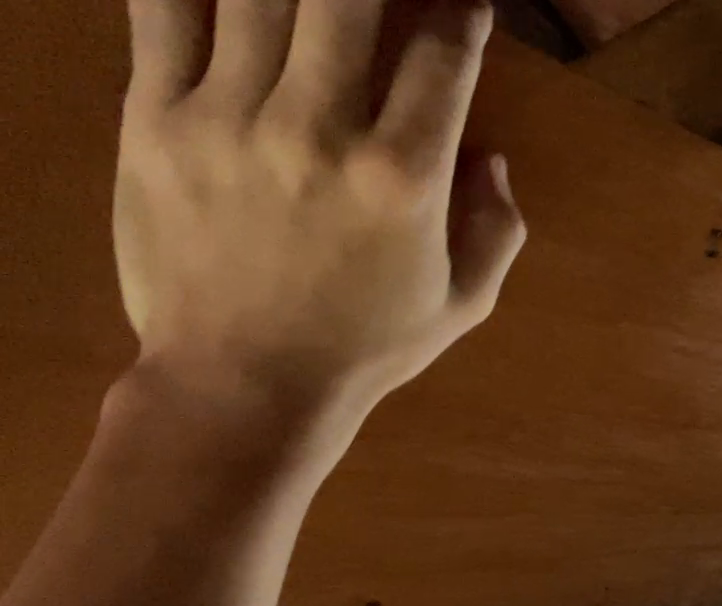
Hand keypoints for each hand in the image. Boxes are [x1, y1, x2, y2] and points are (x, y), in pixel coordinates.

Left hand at [114, 0, 525, 418]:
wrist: (247, 379)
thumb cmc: (371, 344)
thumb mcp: (466, 302)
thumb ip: (496, 229)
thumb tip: (487, 158)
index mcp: (404, 180)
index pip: (443, 62)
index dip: (463, 18)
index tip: (471, 7)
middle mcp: (319, 131)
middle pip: (345, 0)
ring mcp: (227, 117)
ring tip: (324, 5)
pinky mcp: (153, 117)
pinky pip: (164, 10)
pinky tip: (235, 0)